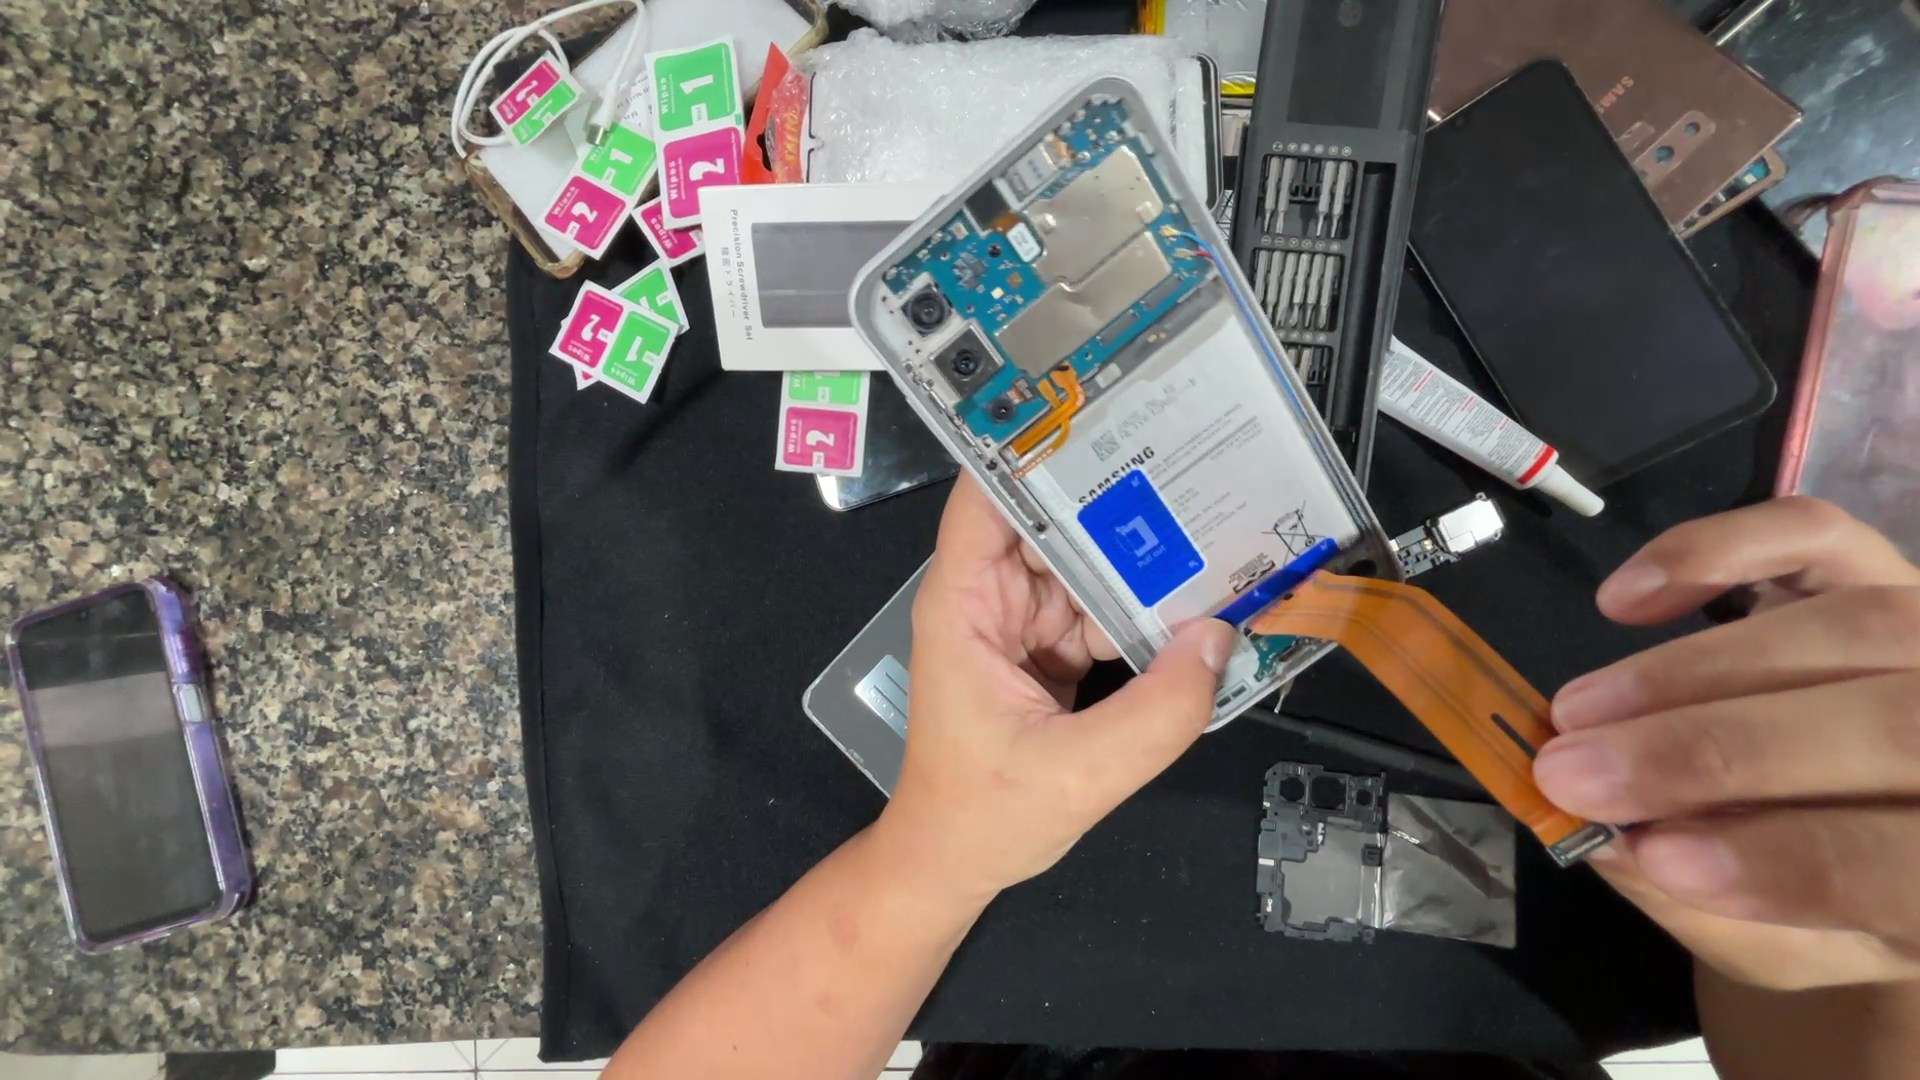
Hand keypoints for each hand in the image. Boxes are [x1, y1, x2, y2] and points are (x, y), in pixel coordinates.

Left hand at [877, 476, 1236, 902]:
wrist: (956, 859)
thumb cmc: (986, 816)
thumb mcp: (1077, 774)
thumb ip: (1155, 713)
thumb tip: (1219, 638)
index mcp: (966, 604)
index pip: (987, 498)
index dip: (1033, 450)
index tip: (1096, 413)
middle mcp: (988, 598)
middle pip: (1047, 523)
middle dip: (1109, 497)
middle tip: (1184, 460)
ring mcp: (1018, 622)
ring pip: (1080, 565)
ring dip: (1134, 552)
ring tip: (1205, 519)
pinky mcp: (1043, 648)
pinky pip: (1094, 608)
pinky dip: (1136, 606)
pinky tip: (1189, 595)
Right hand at [1533, 497, 1919, 988]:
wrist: (1872, 824)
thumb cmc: (1824, 905)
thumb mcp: (1775, 947)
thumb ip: (1696, 902)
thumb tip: (1610, 835)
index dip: (1794, 859)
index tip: (1652, 854)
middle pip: (1897, 726)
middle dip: (1705, 750)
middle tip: (1568, 769)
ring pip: (1850, 626)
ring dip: (1681, 671)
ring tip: (1574, 709)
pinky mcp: (1879, 575)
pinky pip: (1813, 534)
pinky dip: (1707, 553)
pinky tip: (1622, 601)